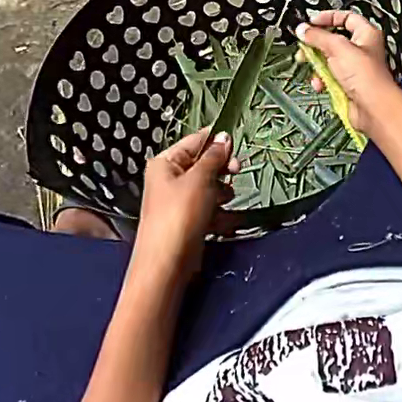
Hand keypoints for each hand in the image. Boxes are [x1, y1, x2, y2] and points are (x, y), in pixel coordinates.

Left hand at [133, 128, 237, 279]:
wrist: (168, 262)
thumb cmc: (179, 215)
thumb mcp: (199, 179)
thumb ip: (214, 156)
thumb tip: (224, 138)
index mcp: (165, 163)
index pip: (194, 141)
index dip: (216, 141)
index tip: (236, 144)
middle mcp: (170, 179)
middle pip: (203, 165)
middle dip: (222, 169)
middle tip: (237, 171)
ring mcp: (179, 202)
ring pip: (209, 187)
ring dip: (222, 192)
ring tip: (226, 199)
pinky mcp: (189, 221)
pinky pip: (209, 208)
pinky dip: (219, 212)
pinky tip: (226, 219)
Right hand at [295, 10, 400, 140]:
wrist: (371, 107)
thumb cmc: (367, 77)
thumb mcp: (338, 48)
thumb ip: (318, 36)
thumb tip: (303, 29)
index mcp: (366, 34)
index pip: (346, 18)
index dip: (328, 17)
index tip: (312, 22)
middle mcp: (361, 50)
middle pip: (333, 40)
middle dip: (317, 44)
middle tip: (304, 45)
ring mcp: (354, 69)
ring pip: (329, 60)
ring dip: (317, 64)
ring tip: (309, 65)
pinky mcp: (347, 84)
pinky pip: (329, 78)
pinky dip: (322, 80)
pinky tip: (320, 83)